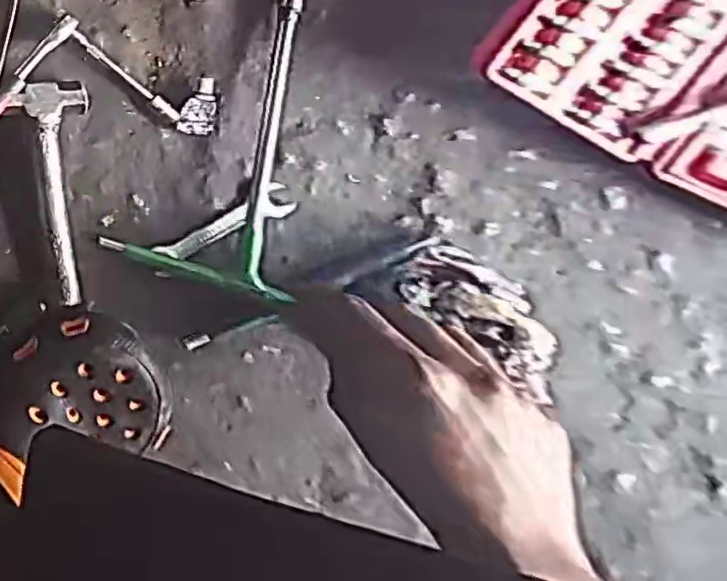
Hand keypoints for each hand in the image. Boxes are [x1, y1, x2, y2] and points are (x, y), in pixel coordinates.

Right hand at [288, 291, 597, 580]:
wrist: (511, 544)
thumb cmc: (432, 491)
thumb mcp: (360, 419)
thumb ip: (343, 367)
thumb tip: (325, 335)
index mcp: (408, 372)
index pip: (351, 309)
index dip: (322, 301)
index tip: (309, 300)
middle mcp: (460, 371)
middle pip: (398, 311)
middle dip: (367, 315)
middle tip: (347, 325)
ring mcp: (505, 387)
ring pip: (446, 330)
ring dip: (415, 334)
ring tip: (398, 353)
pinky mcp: (536, 404)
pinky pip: (489, 362)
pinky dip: (459, 362)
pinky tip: (446, 380)